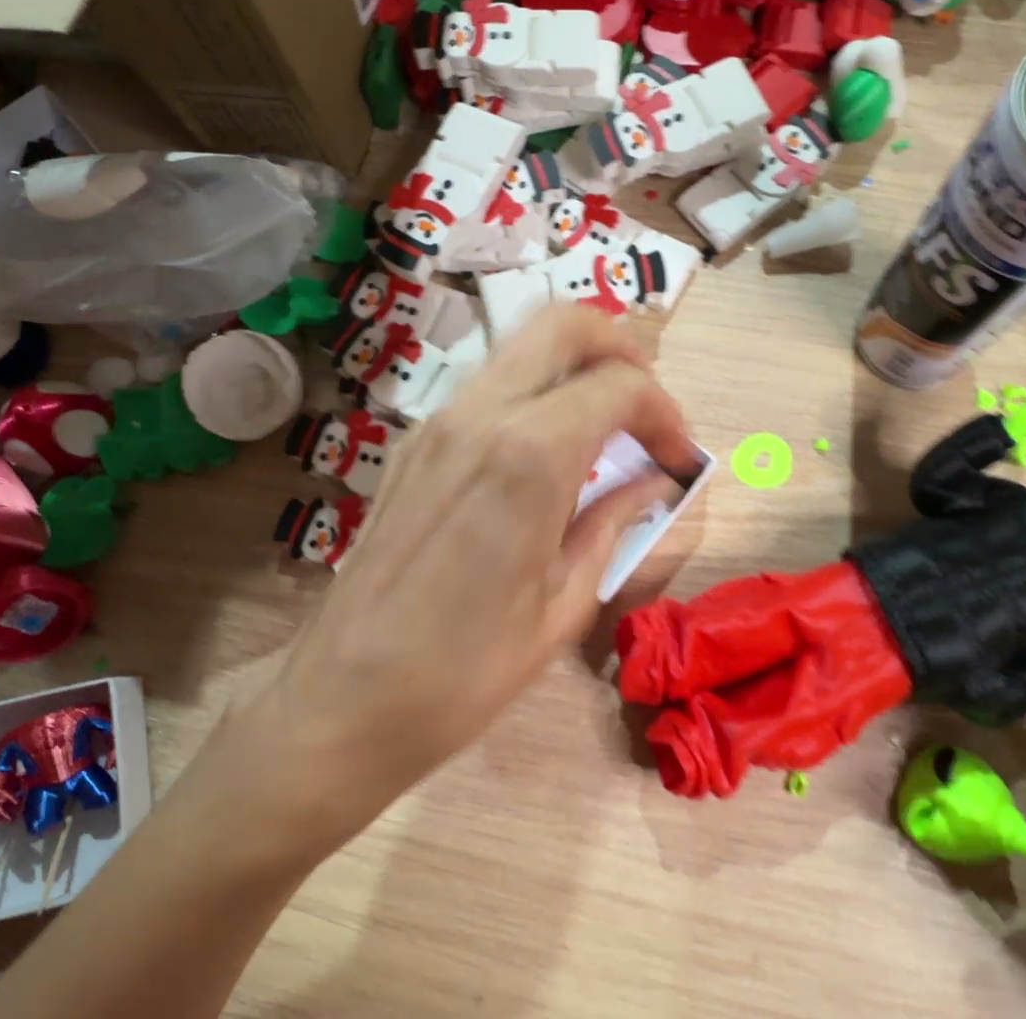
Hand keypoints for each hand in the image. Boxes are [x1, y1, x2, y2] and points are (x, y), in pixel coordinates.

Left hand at [262, 308, 697, 847]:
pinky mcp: (412, 446)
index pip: (619, 385)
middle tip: (649, 410)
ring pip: (520, 349)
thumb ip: (614, 524)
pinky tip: (547, 458)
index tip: (680, 461)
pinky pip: (486, 388)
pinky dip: (533, 395)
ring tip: (606, 432)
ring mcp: (436, 424)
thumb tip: (653, 484)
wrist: (345, 700)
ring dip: (575, 369)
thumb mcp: (563, 604)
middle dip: (622, 350)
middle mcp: (479, 416)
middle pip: (563, 325)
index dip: (666, 414)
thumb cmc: (467, 671)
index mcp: (528, 455)